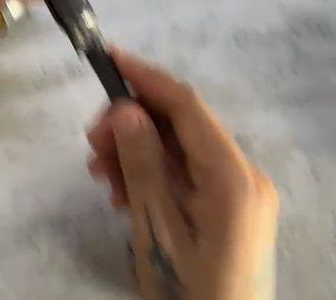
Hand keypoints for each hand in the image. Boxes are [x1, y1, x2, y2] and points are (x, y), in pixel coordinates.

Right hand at [87, 50, 278, 299]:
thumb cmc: (189, 294)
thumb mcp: (157, 230)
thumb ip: (142, 164)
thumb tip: (125, 108)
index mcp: (234, 177)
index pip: (186, 105)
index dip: (144, 76)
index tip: (106, 59)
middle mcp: (244, 175)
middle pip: (179, 125)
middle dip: (131, 124)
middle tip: (91, 145)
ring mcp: (239, 194)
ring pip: (178, 148)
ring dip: (135, 151)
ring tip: (102, 176)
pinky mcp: (230, 211)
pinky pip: (185, 174)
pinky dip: (152, 174)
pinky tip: (123, 192)